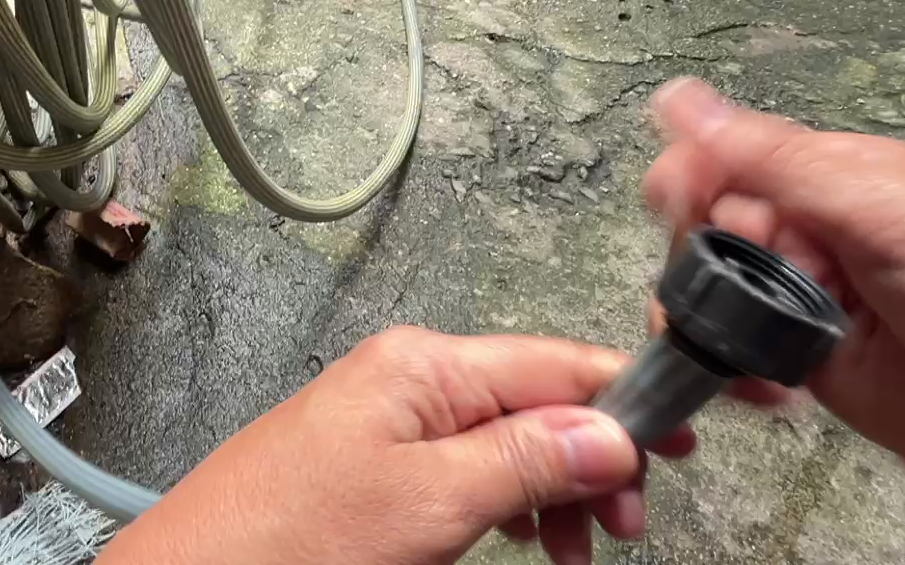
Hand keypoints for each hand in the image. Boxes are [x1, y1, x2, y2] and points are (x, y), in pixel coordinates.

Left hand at [96, 328, 692, 564]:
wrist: (211, 561)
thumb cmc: (310, 527)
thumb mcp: (432, 500)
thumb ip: (523, 458)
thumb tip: (613, 430)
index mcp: (426, 363)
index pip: (548, 360)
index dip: (625, 389)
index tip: (694, 428)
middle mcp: (413, 371)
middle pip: (531, 395)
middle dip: (591, 452)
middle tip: (627, 525)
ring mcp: (396, 408)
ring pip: (506, 432)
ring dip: (554, 483)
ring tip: (576, 547)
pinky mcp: (384, 448)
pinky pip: (468, 457)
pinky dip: (509, 494)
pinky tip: (524, 533)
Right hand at [644, 77, 904, 556]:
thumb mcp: (891, 217)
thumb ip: (777, 160)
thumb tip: (677, 96)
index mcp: (828, 179)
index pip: (719, 156)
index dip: (688, 178)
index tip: (684, 211)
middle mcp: (807, 231)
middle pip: (700, 221)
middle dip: (701, 252)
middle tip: (753, 285)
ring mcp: (801, 295)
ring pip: (702, 282)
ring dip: (698, 310)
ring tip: (741, 346)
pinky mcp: (801, 357)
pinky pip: (725, 342)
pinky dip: (719, 357)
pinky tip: (752, 380)